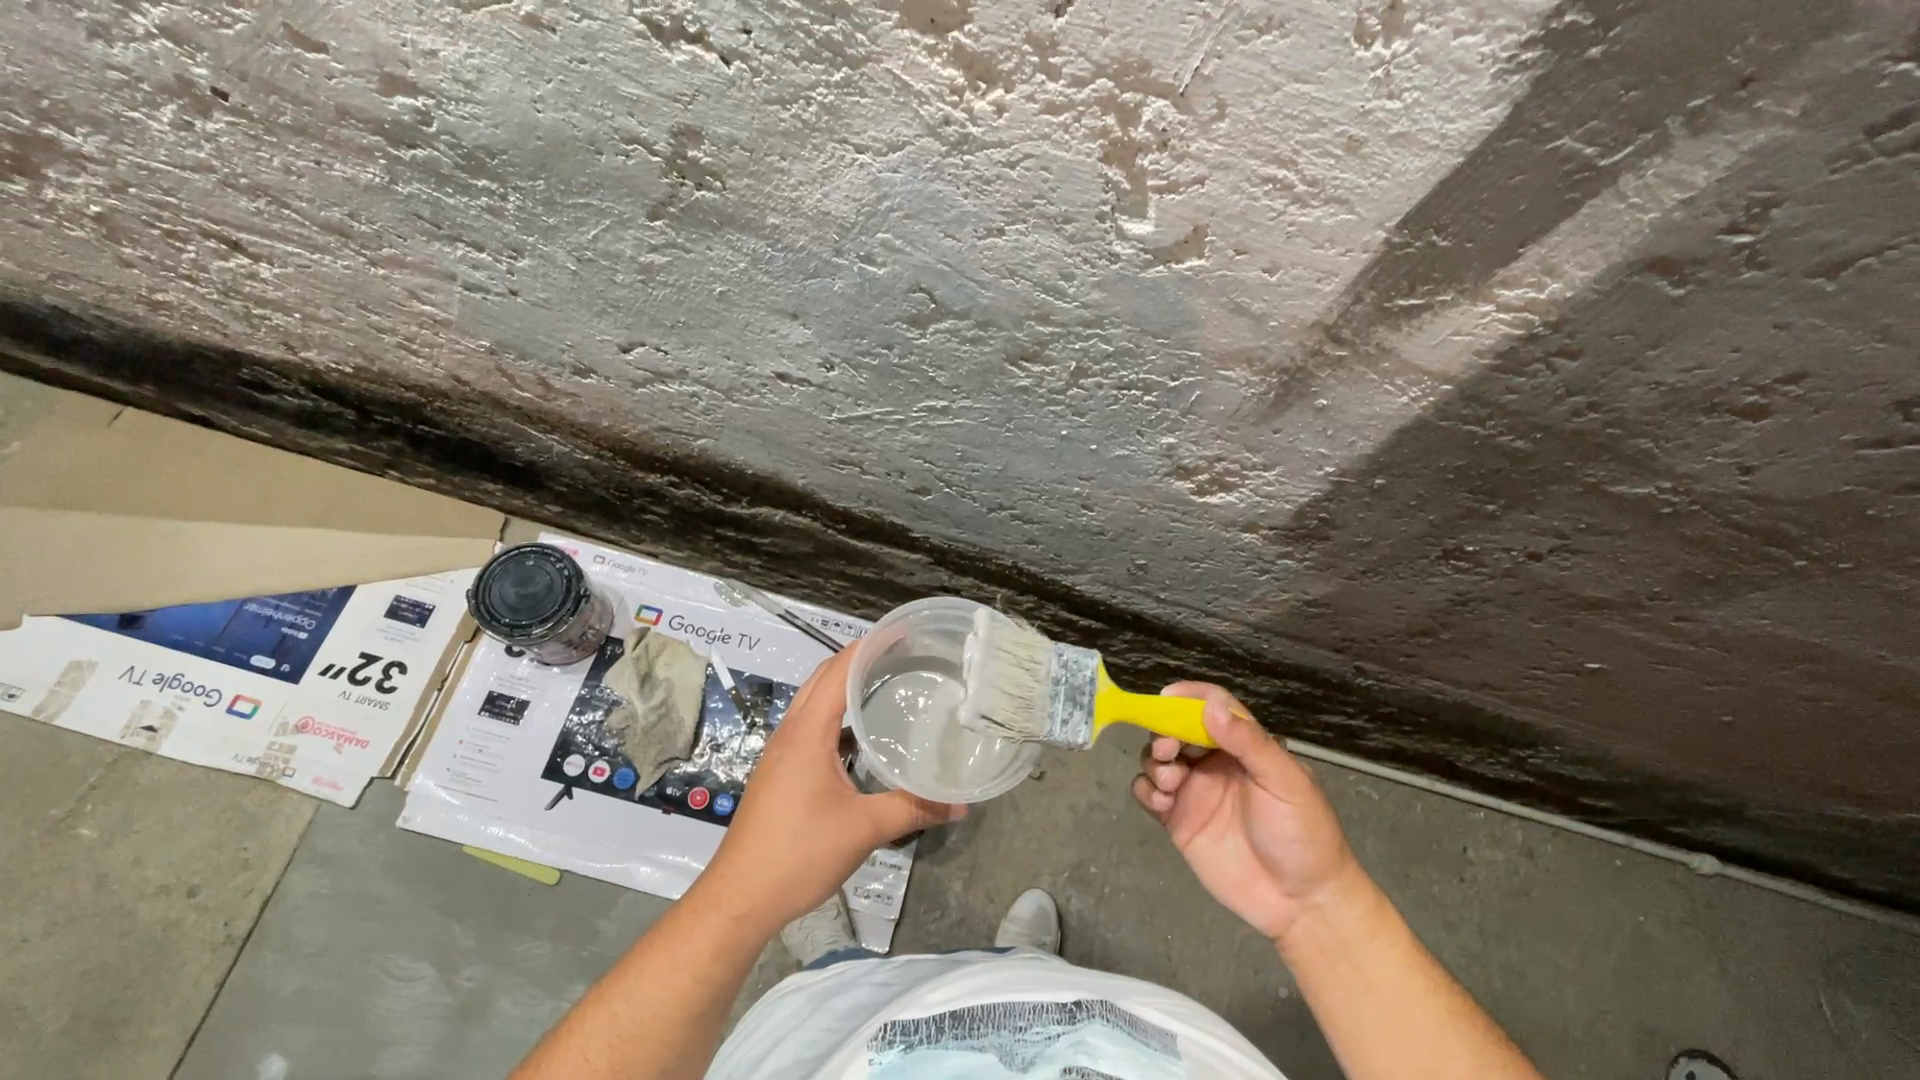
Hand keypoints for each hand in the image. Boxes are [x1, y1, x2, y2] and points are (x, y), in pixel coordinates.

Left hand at [702, 644, 963, 932]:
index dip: (869, 646)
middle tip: (902, 656)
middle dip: (858, 661)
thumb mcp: (864, 829)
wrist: (740, 897)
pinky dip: (837, 721)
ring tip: (887, 688)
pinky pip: (810, 730)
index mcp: (807, 733)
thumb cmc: (799, 854)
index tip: (902, 633)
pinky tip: (863, 740)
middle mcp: (790, 734)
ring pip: (814, 705)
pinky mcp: (779, 774)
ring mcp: (780, 754)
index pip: (838, 671)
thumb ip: (913, 808)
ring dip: (844, 690)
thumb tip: (961, 804)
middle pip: (822, 679)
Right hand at [1132, 682, 1364, 943]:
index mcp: (1245, 747)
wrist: (1301, 903)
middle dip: (1163, 732)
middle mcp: (1215, 763)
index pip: (1213, 707)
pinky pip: (1148, 793)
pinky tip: (1162, 802)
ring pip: (1157, 760)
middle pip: (1176, 730)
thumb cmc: (1304, 835)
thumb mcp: (1287, 783)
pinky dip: (1146, 789)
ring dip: (1154, 762)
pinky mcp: (1178, 820)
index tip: (1167, 697)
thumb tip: (1211, 707)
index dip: (1189, 697)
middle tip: (1167, 750)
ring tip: (1171, 784)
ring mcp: (1194, 792)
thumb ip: (1250, 743)